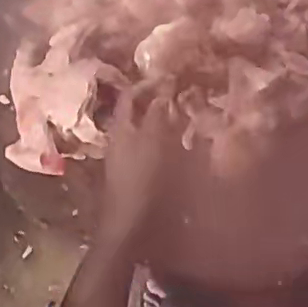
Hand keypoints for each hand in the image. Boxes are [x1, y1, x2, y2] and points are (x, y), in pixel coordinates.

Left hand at [96, 84, 175, 248]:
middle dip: (159, 103)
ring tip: (188, 119)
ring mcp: (125, 159)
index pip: (131, 95)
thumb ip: (157, 114)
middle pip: (138, 113)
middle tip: (184, 97)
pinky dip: (165, 144)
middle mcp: (119, 139)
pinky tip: (182, 149)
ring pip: (145, 131)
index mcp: (121, 127)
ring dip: (164, 124)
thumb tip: (163, 91)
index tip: (172, 78)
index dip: (149, 84)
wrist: (129, 229)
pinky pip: (150, 151)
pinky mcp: (135, 177)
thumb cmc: (142, 181)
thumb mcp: (154, 141)